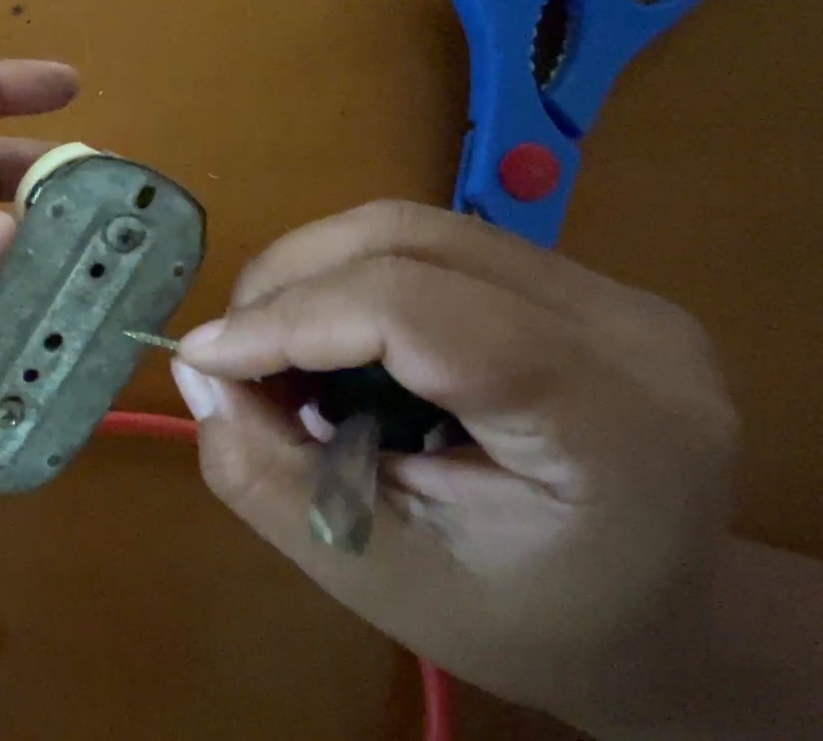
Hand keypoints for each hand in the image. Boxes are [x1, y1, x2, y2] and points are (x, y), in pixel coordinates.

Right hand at [171, 200, 737, 723]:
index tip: (204, 360)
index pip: (420, 311)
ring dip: (304, 276)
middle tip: (230, 356)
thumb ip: (266, 474)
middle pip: (403, 239)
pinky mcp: (566, 281)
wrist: (644, 614)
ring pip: (401, 226)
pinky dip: (339, 279)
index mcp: (609, 425)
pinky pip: (420, 243)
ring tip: (272, 351)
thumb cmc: (514, 615)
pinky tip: (327, 341)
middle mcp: (624, 328)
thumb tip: (197, 370)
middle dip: (284, 286)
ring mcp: (603, 292)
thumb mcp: (371, 571)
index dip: (292, 320)